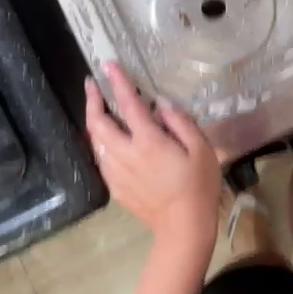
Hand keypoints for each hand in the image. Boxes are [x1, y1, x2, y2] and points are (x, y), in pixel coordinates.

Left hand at [84, 61, 221, 245]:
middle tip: (91, 85)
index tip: (108, 65)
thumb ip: (180, 122)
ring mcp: (117, 173)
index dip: (118, 82)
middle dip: (92, 101)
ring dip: (93, 122)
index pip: (128, 104)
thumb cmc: (199, 186)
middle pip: (98, 123)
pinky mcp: (116, 188)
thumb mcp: (201, 149)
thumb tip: (161, 104)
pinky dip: (99, 144)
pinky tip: (105, 141)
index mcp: (148, 141)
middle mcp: (126, 154)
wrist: (184, 227)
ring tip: (96, 109)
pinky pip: (101, 160)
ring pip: (95, 142)